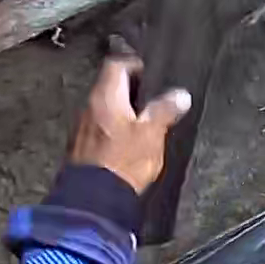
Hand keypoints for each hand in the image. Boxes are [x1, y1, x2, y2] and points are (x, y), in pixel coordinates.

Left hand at [68, 44, 191, 194]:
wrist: (96, 198)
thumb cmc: (125, 161)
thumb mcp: (152, 133)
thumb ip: (165, 111)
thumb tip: (181, 95)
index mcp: (105, 97)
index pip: (116, 65)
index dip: (135, 65)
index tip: (153, 75)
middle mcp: (89, 106)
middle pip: (109, 85)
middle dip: (132, 89)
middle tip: (156, 98)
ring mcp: (83, 126)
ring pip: (105, 106)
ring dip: (124, 108)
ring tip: (147, 120)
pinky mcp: (83, 145)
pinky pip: (101, 125)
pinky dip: (116, 125)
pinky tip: (131, 139)